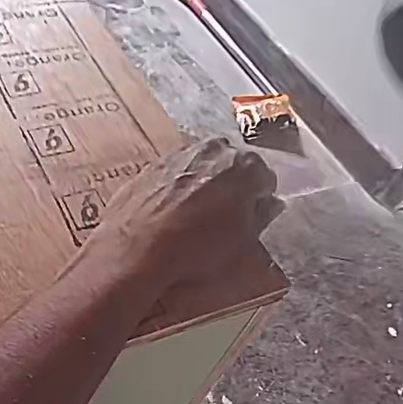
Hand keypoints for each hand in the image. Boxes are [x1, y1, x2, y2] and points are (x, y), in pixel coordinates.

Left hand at [74, 137, 282, 296]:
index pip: (264, 179)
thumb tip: (267, 205)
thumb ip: (260, 218)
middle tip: (222, 220)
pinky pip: (171, 178)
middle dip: (230, 188)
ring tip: (192, 221)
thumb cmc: (195, 251)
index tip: (250, 218)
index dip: (258, 201)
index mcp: (245, 165)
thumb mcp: (242, 244)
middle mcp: (212, 150)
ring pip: (199, 169)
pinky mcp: (148, 168)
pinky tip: (167, 218)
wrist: (135, 252)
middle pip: (231, 168)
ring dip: (201, 187)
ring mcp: (177, 156)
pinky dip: (173, 192)